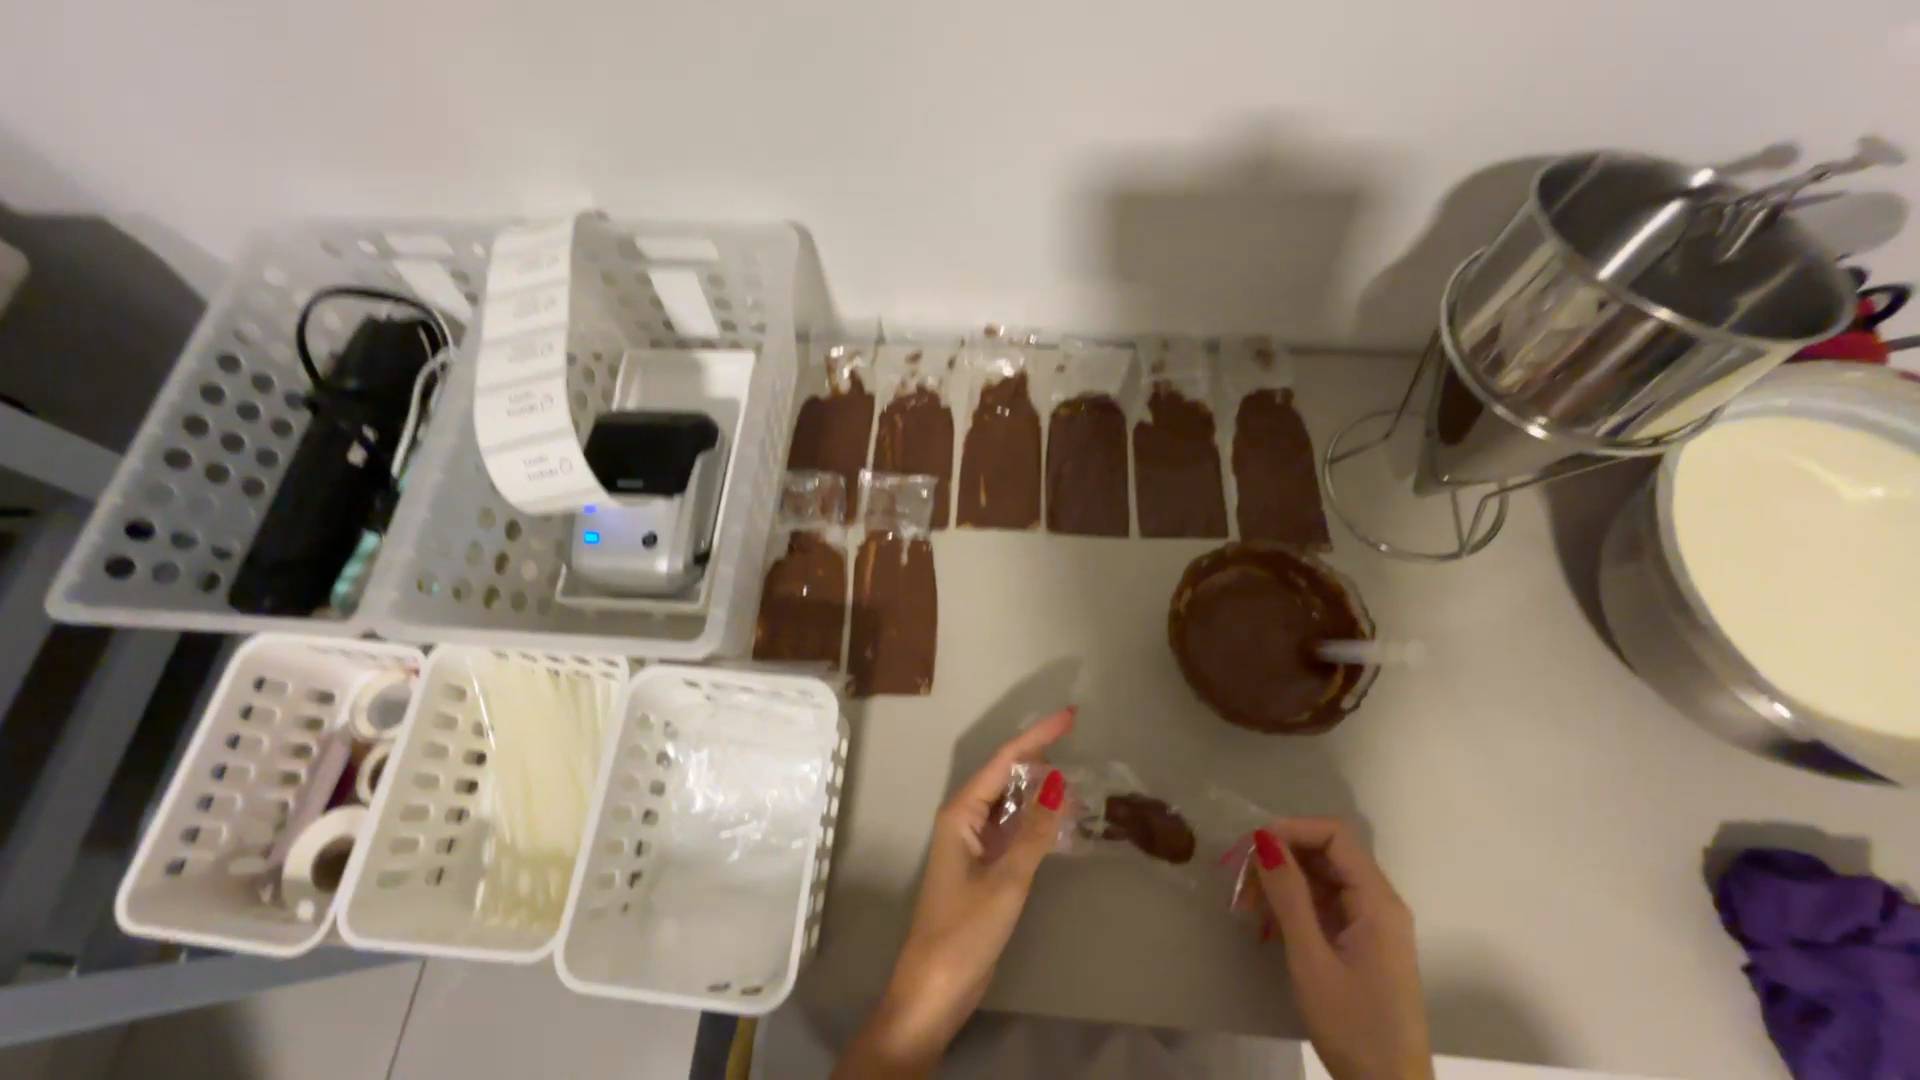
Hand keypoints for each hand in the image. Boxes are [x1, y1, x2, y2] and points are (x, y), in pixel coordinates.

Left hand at [835, 708, 1073, 1078]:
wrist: (936, 987)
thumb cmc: (965, 930)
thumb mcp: (1006, 879)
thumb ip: (1034, 831)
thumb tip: (1059, 782)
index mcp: (961, 814)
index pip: (1004, 761)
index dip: (1038, 736)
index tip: (1070, 715)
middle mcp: (965, 820)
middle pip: (1005, 775)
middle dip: (1038, 754)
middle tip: (1076, 735)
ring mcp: (974, 844)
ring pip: (1010, 802)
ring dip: (1039, 788)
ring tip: (1076, 773)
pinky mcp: (984, 867)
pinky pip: (1013, 829)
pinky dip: (1036, 819)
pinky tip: (1059, 818)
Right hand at [1253, 817, 1433, 1079]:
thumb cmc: (1353, 1025)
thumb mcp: (1311, 959)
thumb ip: (1289, 896)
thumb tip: (1264, 839)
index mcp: (1378, 901)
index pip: (1335, 835)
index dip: (1292, 830)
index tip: (1250, 848)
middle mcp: (1379, 903)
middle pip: (1326, 853)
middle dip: (1280, 857)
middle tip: (1239, 881)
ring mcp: (1370, 923)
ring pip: (1321, 879)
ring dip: (1282, 882)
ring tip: (1246, 906)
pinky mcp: (1360, 942)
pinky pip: (1324, 905)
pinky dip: (1293, 905)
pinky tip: (1267, 924)